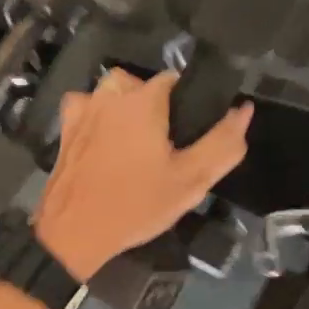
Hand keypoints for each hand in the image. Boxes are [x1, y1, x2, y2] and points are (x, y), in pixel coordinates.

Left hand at [33, 69, 251, 281]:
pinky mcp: (65, 127)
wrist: (74, 229)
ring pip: (111, 92)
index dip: (188, 100)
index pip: (173, 79)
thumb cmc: (136, 204)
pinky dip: (98, 117)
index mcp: (142, 101)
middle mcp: (109, 95)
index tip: (193, 127)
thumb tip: (242, 109)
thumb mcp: (191, 180)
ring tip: (137, 141)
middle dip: (154, 102)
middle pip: (139, 83)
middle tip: (166, 139)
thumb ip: (222, 142)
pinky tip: (106, 141)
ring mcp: (82, 108)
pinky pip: (87, 108)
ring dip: (125, 106)